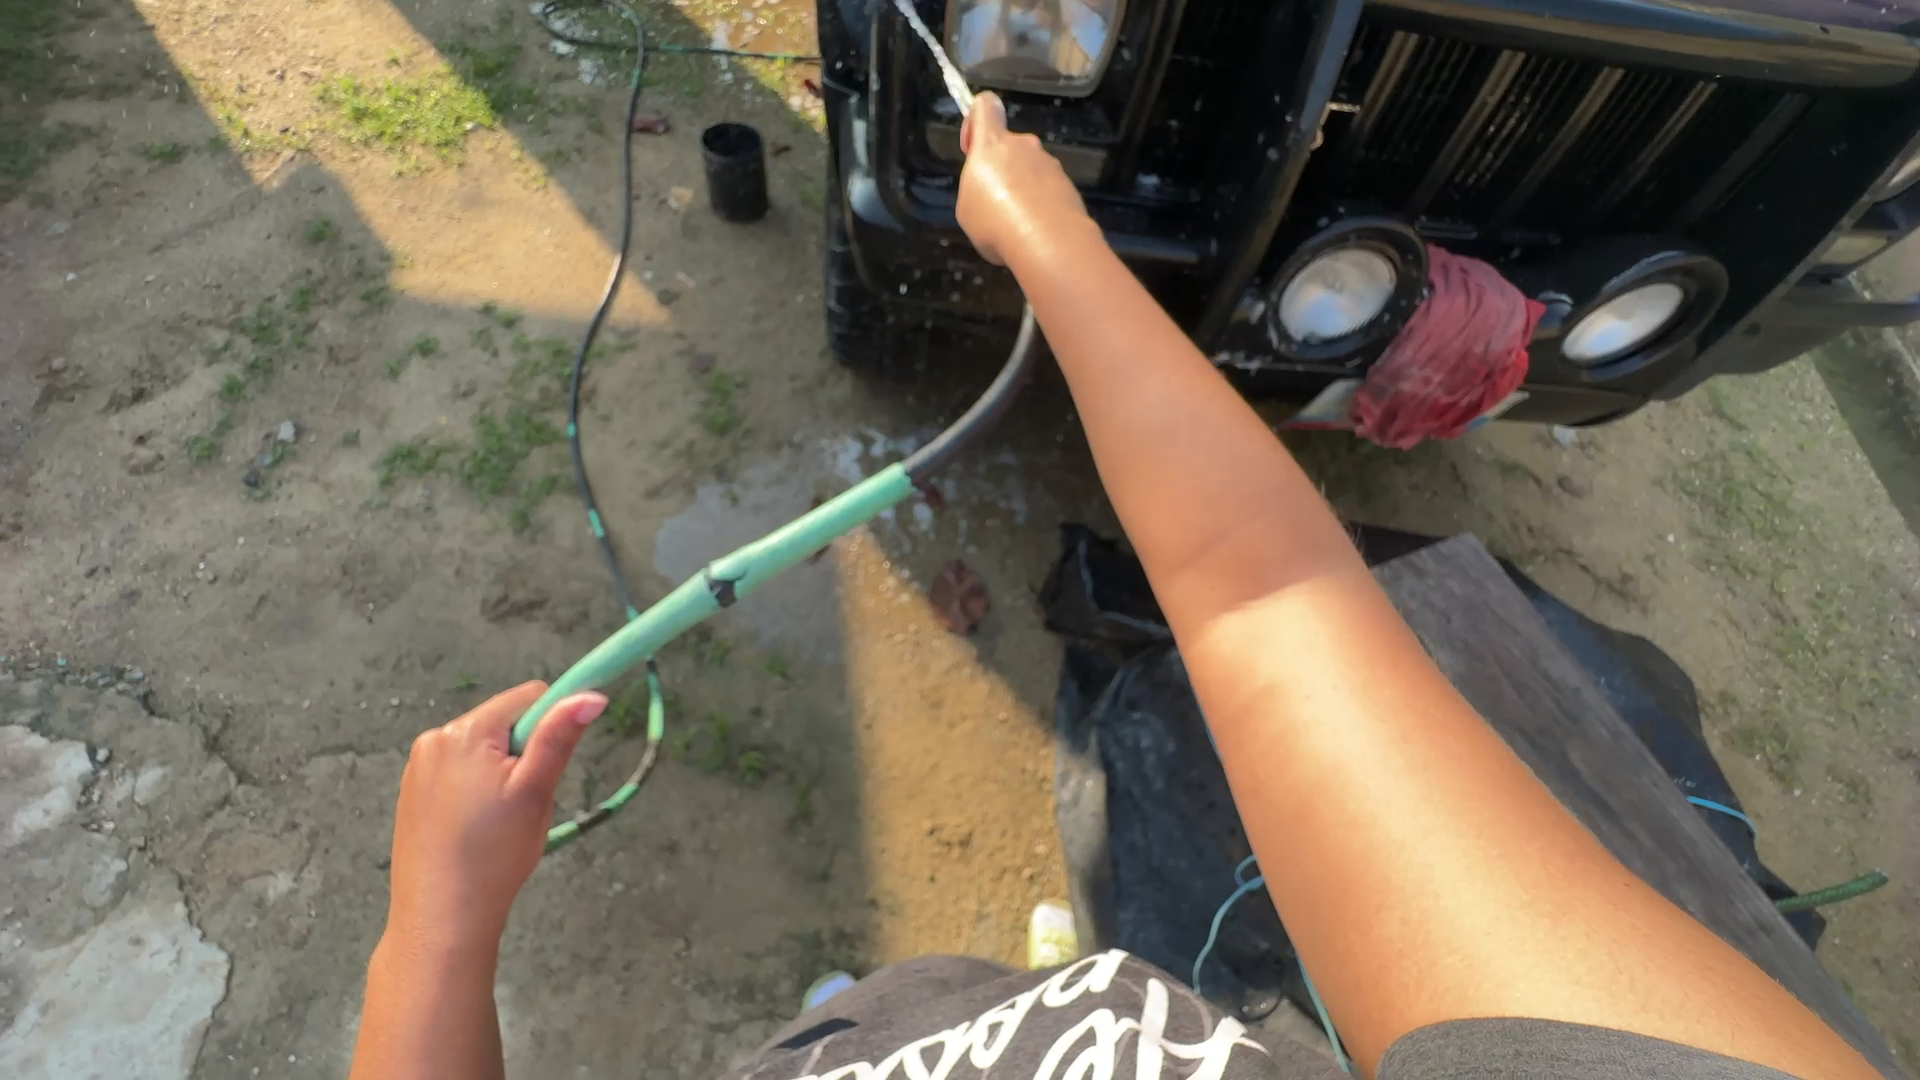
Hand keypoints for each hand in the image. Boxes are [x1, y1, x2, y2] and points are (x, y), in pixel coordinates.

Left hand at [384, 681, 605, 956]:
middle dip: (527, 751)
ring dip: (507, 769)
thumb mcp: (537, 790)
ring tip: (505, 815)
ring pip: (489, 746)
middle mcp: (435, 738)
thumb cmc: (494, 853)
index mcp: (465, 732)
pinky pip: (465, 767)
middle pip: (508, 721)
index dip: (552, 726)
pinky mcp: (414, 791)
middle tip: (527, 799)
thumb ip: (561, 736)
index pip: (531, 697)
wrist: (441, 919)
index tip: (548, 769)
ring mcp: (419, 765)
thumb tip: (593, 694)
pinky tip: (481, 823)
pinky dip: (482, 785)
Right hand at [958, 92, 1094, 265]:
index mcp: (993, 144)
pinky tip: (1036, 233)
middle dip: (1002, 172)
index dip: (975, 121)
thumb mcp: (967, 208)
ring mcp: (1050, 164)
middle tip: (996, 207)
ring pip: (1031, 171)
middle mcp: (1024, 145)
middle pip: (1009, 148)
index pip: (985, 106)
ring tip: (1017, 227)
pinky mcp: (1068, 185)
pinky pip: (1048, 191)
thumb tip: (990, 190)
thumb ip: (976, 188)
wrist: (1047, 241)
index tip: (971, 149)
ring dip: (1023, 192)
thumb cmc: (995, 222)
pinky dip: (1041, 207)